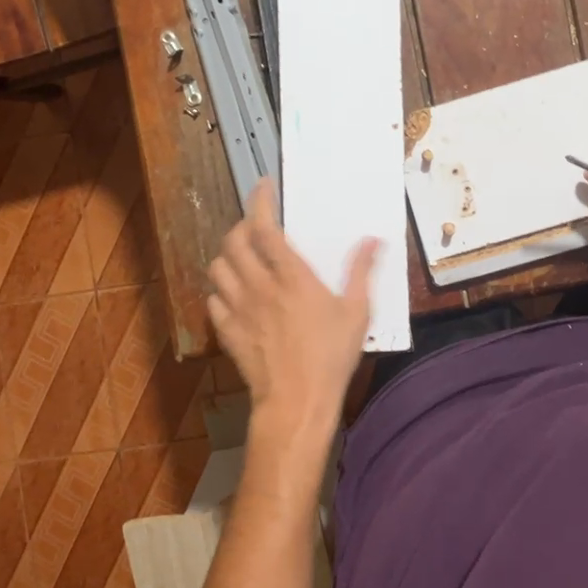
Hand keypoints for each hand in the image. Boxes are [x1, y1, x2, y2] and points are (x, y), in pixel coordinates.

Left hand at [206, 180, 380, 430]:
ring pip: (217, 267)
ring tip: (244, 257)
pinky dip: (220, 289)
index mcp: (291, 276)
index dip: (260, 201)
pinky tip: (235, 294)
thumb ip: (361, 271)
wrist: (296, 401)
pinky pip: (213, 299)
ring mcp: (239, 308)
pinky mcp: (227, 331)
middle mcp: (259, 285)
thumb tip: (374, 239)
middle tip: (257, 226)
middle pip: (234, 241)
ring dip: (228, 256)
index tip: (263, 185)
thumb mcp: (357, 312)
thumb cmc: (331, 356)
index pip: (265, 227)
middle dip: (241, 226)